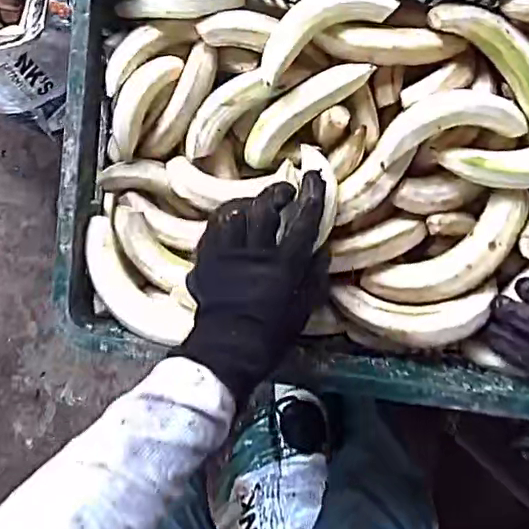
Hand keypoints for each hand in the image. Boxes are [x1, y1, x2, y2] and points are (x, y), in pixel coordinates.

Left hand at [172, 174, 329, 406]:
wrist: (227, 351)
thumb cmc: (271, 334)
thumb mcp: (303, 309)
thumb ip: (315, 276)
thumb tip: (323, 248)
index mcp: (283, 265)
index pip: (302, 221)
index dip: (311, 195)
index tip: (313, 178)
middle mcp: (254, 253)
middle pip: (263, 208)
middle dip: (276, 192)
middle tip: (285, 192)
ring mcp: (225, 255)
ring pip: (233, 213)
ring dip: (247, 203)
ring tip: (255, 205)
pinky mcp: (204, 260)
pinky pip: (212, 229)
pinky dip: (224, 221)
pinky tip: (231, 223)